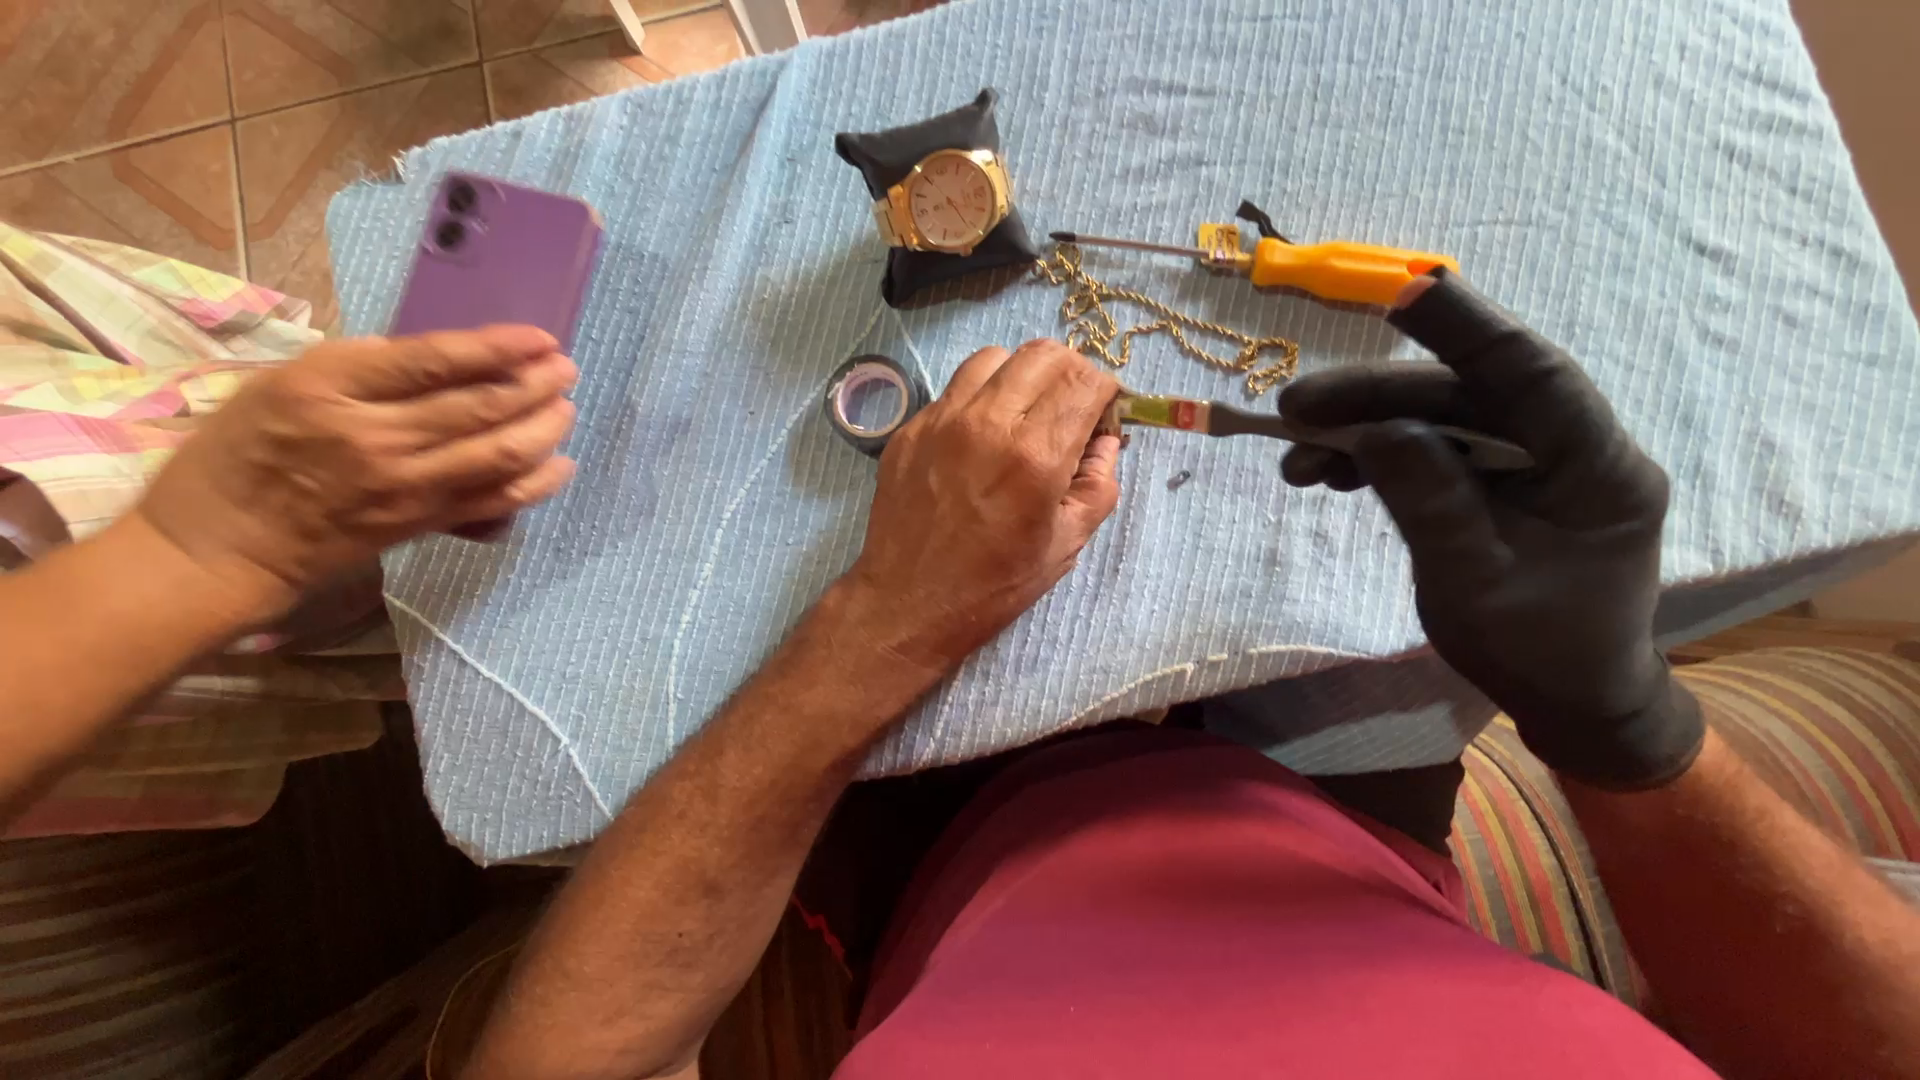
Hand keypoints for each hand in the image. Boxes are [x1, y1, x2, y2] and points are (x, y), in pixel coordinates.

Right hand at [135, 325, 578, 621]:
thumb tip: (450, 361)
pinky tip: (561, 465)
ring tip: (567, 409)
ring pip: (499, 452)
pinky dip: (537, 482)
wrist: (221, 546)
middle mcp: (374, 434)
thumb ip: (366, 371)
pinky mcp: (422, 522)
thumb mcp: (284, 385)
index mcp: (329, 385)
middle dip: (537, 385)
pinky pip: (496, 500)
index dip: (499, 347)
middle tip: (567, 370)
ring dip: (545, 428)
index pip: (435, 360)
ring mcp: (404, 484)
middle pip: (480, 406)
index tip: (542, 338)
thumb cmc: (240, 454)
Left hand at [843, 339, 1121, 675]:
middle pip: (1043, 353)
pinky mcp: (910, 427)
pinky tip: (980, 439)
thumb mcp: (1066, 544)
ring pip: (995, 357)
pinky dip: (981, 399)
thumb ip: (1098, 482)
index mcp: (1034, 455)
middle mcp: (987, 423)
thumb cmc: (995, 584)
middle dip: (1070, 373)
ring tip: (1023, 416)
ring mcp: (941, 420)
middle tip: (1069, 410)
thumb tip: (1107, 440)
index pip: (1084, 380)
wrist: (909, 603)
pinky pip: (955, 388)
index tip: (1103, 415)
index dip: (1106, 391)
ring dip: (1022, 376)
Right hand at [1278, 270, 1701, 789]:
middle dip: (1376, 398)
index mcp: (1594, 469)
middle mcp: (1565, 452)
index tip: (1401, 296)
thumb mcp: (1476, 586)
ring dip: (1362, 431)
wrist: (1567, 698)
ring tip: (1295, 458)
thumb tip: (1379, 431)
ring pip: (1437, 423)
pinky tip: (1325, 473)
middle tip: (1294, 406)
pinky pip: (1428, 455)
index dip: (1468, 328)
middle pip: (1465, 396)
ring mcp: (1526, 467)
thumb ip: (1432, 504)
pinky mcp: (1491, 485)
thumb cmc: (1536, 652)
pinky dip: (1374, 460)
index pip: (1532, 375)